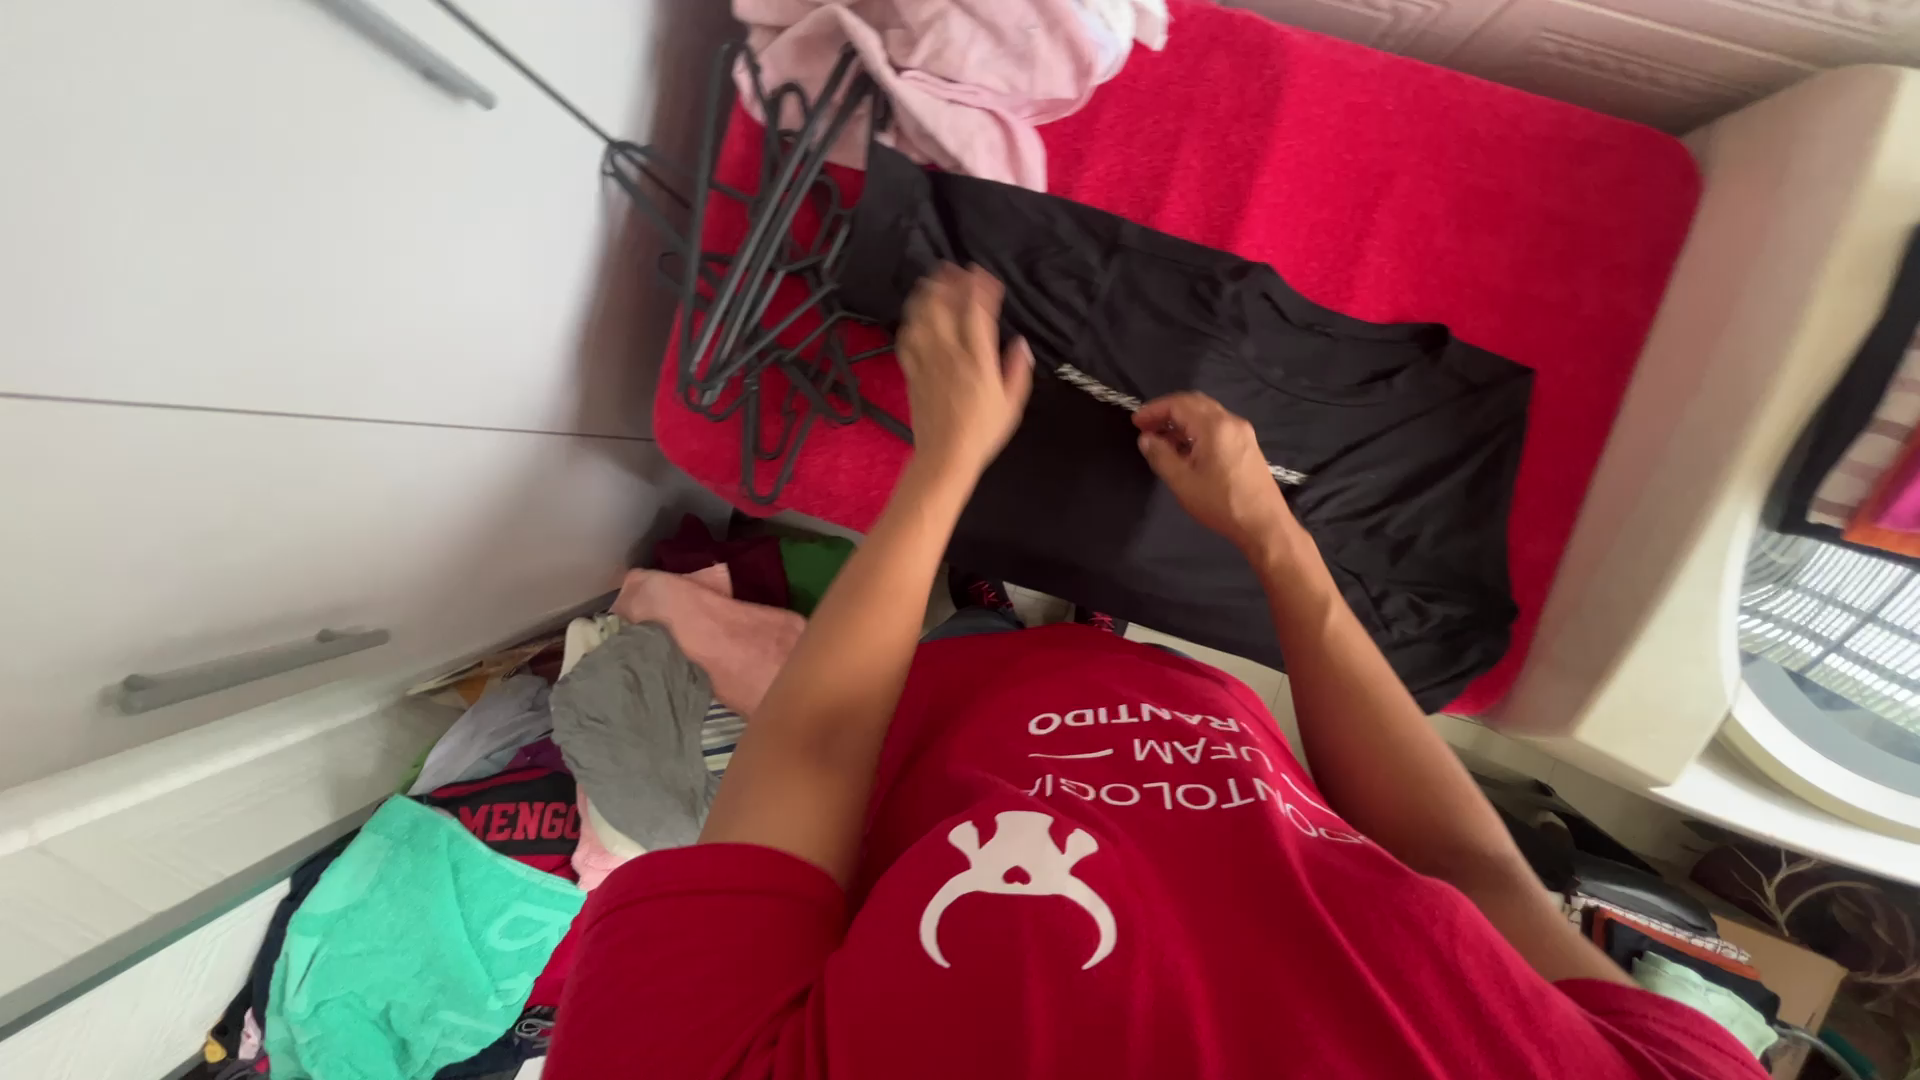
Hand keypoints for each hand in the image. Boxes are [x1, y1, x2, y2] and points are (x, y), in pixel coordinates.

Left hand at [896, 263, 1033, 481]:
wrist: (945, 456)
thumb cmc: (981, 433)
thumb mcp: (1011, 405)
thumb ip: (1016, 371)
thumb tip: (1020, 345)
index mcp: (977, 361)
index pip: (976, 313)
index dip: (979, 288)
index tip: (983, 275)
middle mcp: (949, 356)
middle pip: (943, 306)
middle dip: (948, 282)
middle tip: (954, 269)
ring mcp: (927, 363)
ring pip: (921, 318)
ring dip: (926, 295)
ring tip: (932, 282)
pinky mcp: (912, 374)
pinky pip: (906, 341)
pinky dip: (910, 323)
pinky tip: (915, 316)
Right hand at [1134, 392, 1294, 552]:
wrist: (1263, 523)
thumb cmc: (1220, 503)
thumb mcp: (1182, 482)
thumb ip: (1160, 456)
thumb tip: (1146, 438)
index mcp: (1214, 427)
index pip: (1178, 404)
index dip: (1154, 410)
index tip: (1135, 422)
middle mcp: (1230, 422)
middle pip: (1194, 403)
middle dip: (1167, 411)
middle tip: (1146, 427)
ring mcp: (1242, 432)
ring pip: (1206, 414)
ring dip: (1182, 420)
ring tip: (1161, 440)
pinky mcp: (1247, 444)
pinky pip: (1217, 426)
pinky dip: (1196, 429)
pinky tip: (1185, 449)